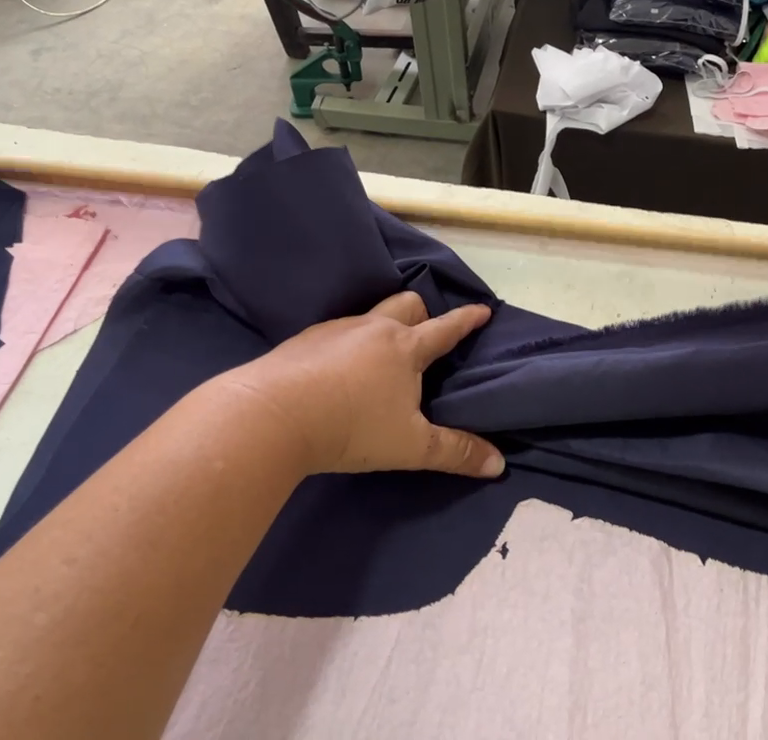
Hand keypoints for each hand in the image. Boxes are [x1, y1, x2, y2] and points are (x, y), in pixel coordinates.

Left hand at [213, 291, 503, 478]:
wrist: (268, 417)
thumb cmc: (351, 428)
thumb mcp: (410, 446)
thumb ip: (455, 453)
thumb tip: (499, 465)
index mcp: (406, 348)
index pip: (445, 328)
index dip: (467, 319)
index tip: (483, 309)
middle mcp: (373, 329)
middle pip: (406, 303)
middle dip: (422, 312)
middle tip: (425, 333)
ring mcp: (334, 332)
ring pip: (368, 316)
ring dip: (380, 328)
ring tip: (378, 356)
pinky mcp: (301, 343)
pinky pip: (334, 334)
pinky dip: (344, 345)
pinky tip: (334, 372)